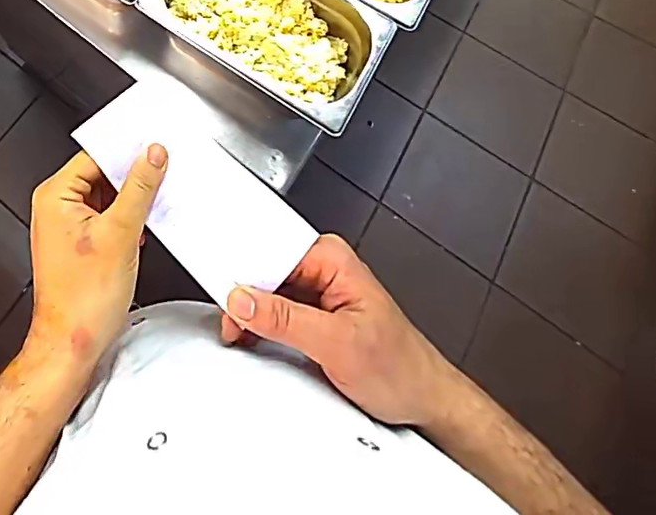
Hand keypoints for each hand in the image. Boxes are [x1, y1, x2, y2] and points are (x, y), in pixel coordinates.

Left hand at [23, 146, 167, 377]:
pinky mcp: (79, 242)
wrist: (72, 346)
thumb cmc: (81, 302)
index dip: (125, 151)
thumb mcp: (120, 234)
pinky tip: (143, 227)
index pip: (94, 155)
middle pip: (101, 174)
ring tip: (152, 207)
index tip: (152, 148)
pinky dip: (126, 219)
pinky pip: (106, 216)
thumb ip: (139, 189)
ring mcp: (66, 225)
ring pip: (106, 196)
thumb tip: (151, 156)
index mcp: (55, 195)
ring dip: (131, 200)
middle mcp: (55, 206)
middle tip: (160, 176)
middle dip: (131, 178)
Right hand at [221, 234, 465, 426]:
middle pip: (264, 272)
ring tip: (243, 333)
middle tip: (234, 322)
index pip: (271, 252)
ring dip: (250, 315)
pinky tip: (254, 337)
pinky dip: (259, 325)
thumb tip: (243, 299)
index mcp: (330, 256)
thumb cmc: (402, 369)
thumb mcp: (338, 344)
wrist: (425, 402)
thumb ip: (285, 320)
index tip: (230, 298)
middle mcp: (321, 266)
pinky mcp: (309, 311)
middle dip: (245, 298)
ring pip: (265, 292)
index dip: (246, 276)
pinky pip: (272, 309)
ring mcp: (315, 288)